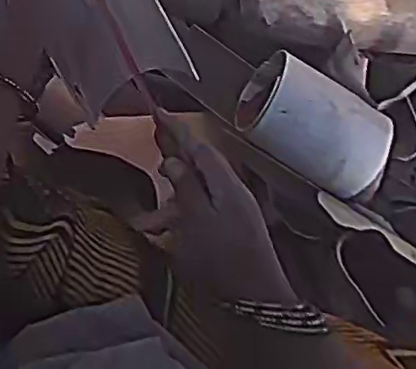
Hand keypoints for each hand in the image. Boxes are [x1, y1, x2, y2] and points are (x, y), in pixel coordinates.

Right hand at [154, 124, 294, 302]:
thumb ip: (184, 185)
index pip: (198, 145)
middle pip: (200, 162)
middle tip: (155, 145)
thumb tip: (173, 161)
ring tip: (155, 206)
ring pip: (200, 185)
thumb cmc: (224, 258)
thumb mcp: (196, 218)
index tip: (157, 111)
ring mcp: (236, 208)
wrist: (260, 304)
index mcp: (225, 182)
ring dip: (176, 189)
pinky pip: (205, 204)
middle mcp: (233, 190)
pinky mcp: (234, 226)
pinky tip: (167, 227)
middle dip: (176, 154)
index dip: (176, 128)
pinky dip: (185, 209)